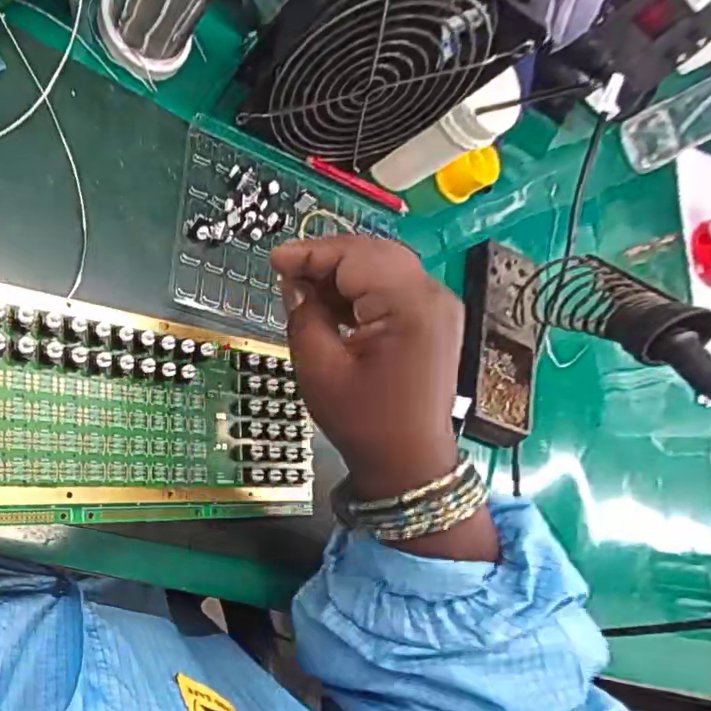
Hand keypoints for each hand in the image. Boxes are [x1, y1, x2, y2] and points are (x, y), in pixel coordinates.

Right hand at [273, 236, 462, 499]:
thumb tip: (294, 284)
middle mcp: (431, 296)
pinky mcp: (431, 320)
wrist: (406, 457)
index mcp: (408, 306)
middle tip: (284, 270)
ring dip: (340, 271)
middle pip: (374, 253)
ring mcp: (436, 307)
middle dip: (326, 257)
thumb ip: (304, 318)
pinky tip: (327, 301)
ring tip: (300, 286)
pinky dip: (357, 288)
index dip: (311, 253)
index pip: (356, 256)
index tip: (274, 259)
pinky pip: (390, 288)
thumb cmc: (362, 419)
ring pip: (382, 267)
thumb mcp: (319, 369)